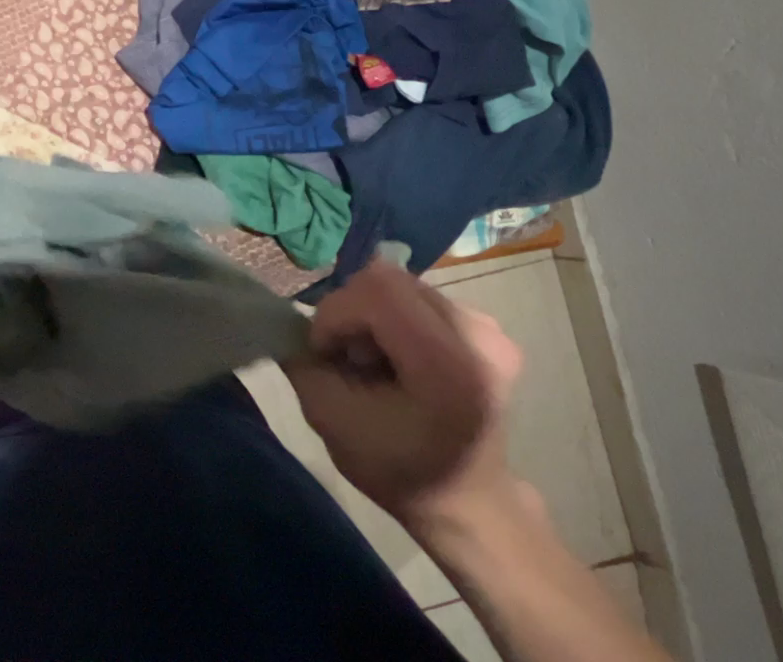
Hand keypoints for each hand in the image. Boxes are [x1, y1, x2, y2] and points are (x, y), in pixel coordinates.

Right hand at [281, 256, 525, 528]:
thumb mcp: (332, 422)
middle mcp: (478, 333)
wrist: (467, 502)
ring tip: (373, 364)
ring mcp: (489, 328)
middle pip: (387, 281)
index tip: (326, 356)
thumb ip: (306, 364)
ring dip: (370, 318)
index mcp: (449, 363)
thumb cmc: (400, 472)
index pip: (377, 290)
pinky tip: (397, 361)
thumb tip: (293, 327)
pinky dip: (392, 321)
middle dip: (351, 315)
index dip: (336, 314)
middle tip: (348, 362)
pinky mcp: (486, 328)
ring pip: (400, 286)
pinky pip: (418, 299)